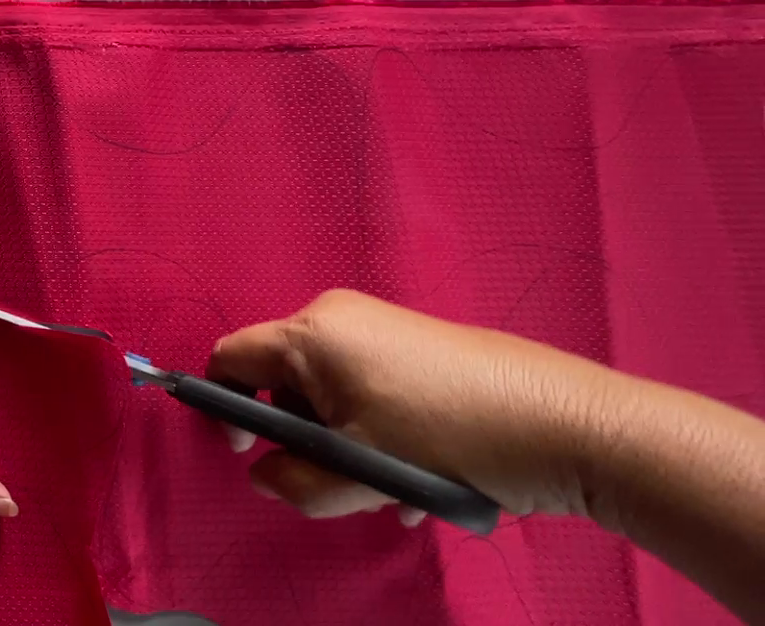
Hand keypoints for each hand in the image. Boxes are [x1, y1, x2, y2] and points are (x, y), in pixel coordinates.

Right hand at [206, 289, 631, 522]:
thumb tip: (260, 477)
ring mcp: (378, 323)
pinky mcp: (415, 339)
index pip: (230, 358)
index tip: (248, 451)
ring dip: (341, 437)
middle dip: (299, 432)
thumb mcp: (365, 474)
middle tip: (336, 479)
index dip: (224, 406)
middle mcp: (333, 315)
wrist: (579, 426)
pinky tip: (419, 471)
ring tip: (390, 487)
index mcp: (308, 335)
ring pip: (327, 384)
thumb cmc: (453, 441)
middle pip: (282, 375)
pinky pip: (365, 379)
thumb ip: (295, 482)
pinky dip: (372, 423)